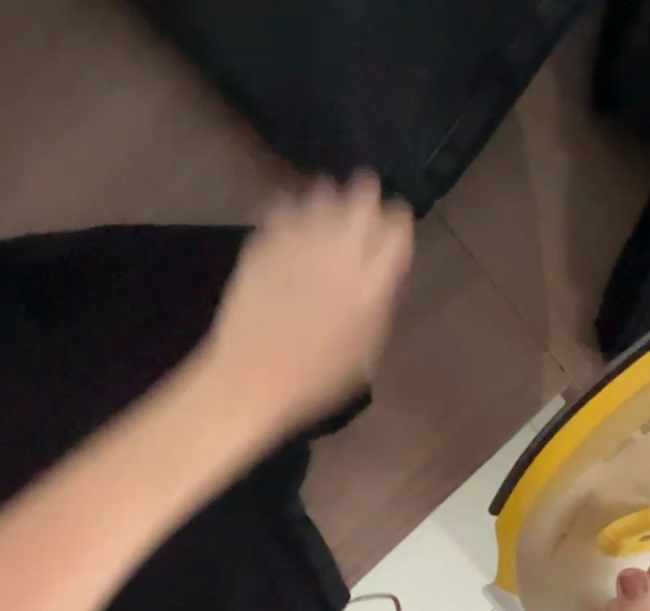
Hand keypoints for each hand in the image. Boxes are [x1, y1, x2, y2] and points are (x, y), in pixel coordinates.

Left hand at [200, 172, 413, 427]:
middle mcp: (340, 250)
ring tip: (325, 215)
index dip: (395, 225)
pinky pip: (284, 207)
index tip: (390, 230)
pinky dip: (292, 212)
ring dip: (328, 201)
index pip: (398, 225)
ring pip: (324, 193)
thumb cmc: (315, 378)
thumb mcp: (365, 350)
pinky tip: (292, 228)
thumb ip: (380, 302)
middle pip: (363, 198)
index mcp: (372, 281)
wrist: (252, 378)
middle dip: (365, 200)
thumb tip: (384, 274)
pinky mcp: (265, 240)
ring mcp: (299, 240)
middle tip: (360, 211)